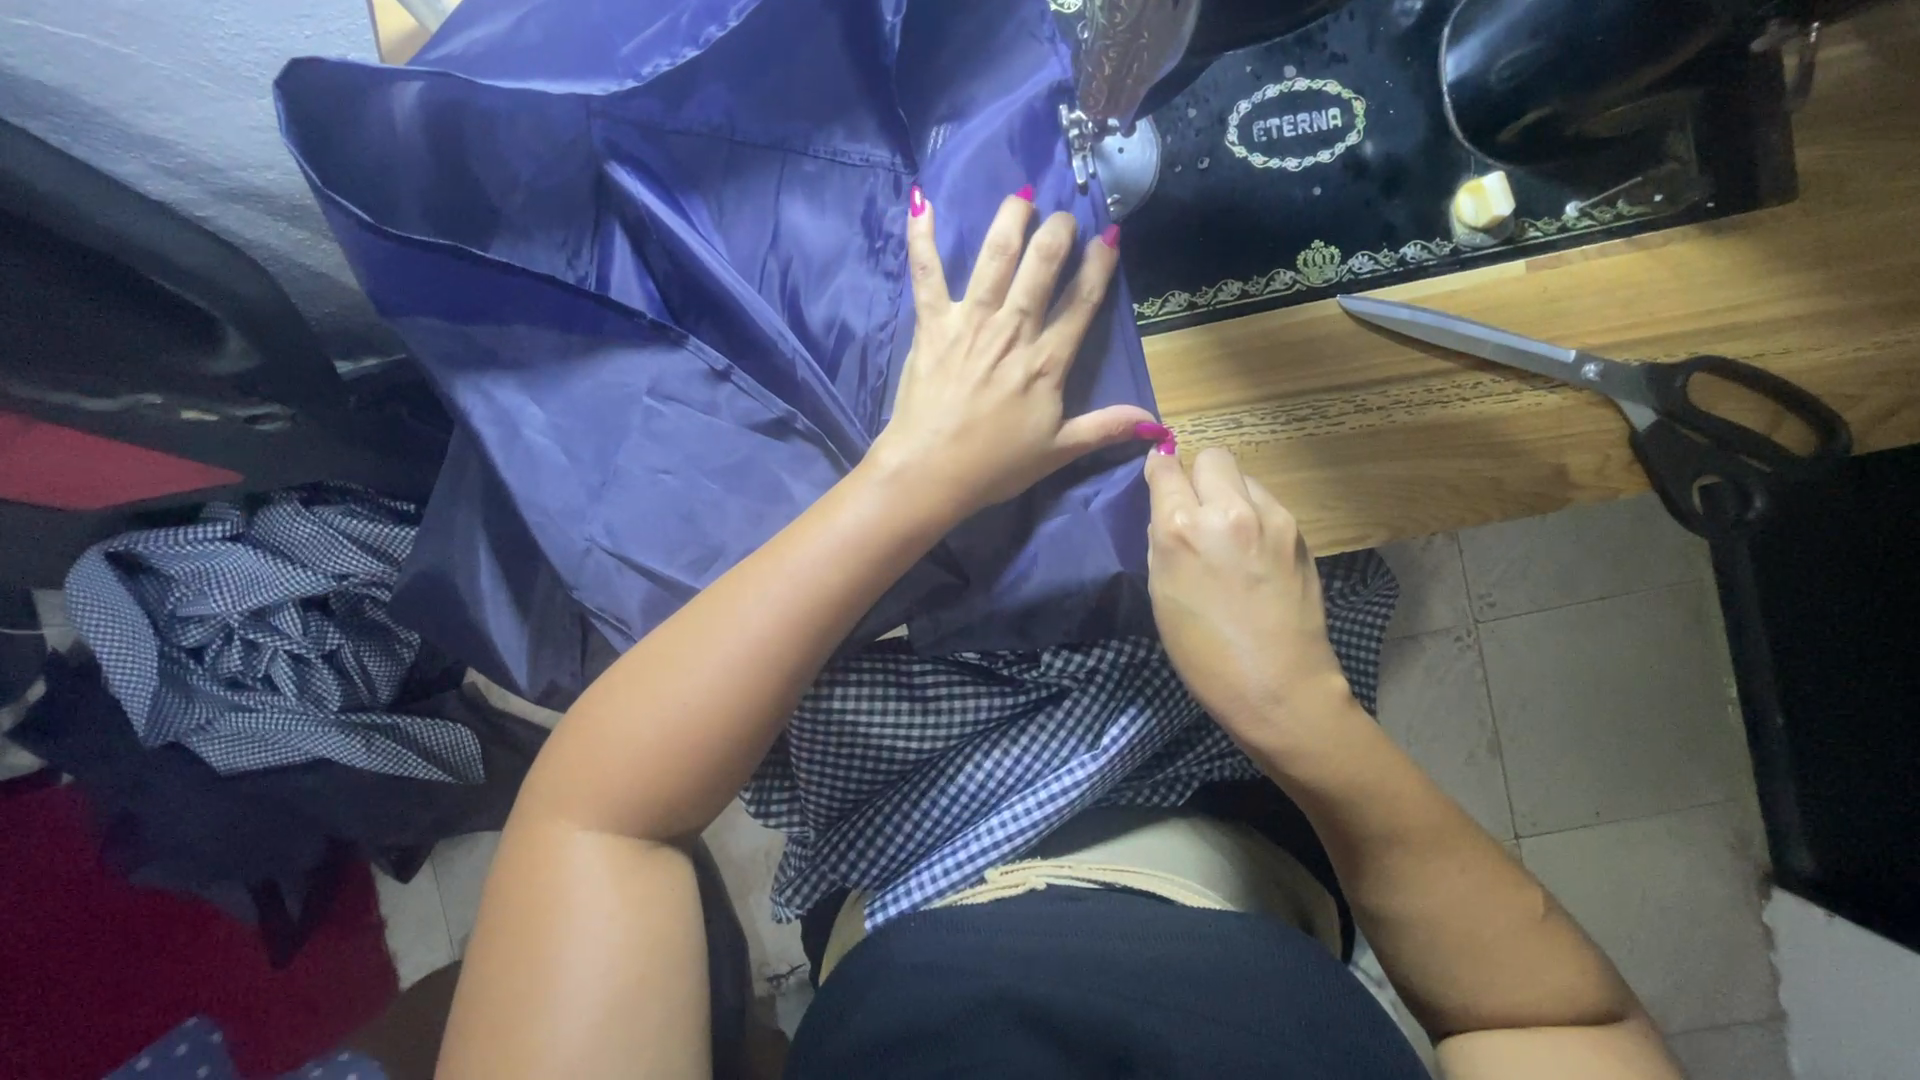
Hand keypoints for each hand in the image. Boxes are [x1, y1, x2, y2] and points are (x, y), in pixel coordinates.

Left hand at [863, 186, 1153, 516]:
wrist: (930, 473)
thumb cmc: (994, 466)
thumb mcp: (1058, 451)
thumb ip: (1105, 429)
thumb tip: (1156, 424)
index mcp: (1047, 361)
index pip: (1082, 302)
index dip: (1099, 265)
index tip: (1111, 236)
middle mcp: (1012, 330)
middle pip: (1042, 266)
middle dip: (1058, 233)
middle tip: (1064, 216)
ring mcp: (970, 323)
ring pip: (995, 257)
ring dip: (1010, 221)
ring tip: (1021, 198)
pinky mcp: (931, 325)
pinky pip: (926, 273)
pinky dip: (922, 237)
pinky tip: (922, 202)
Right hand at [1144, 448, 1354, 741]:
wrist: (1278, 685)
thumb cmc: (1203, 653)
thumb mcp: (1161, 594)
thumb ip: (1163, 541)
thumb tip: (1167, 510)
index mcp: (1180, 530)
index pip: (1165, 468)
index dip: (1159, 472)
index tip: (1159, 481)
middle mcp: (1226, 511)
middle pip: (1211, 456)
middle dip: (1198, 475)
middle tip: (1196, 508)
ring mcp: (1269, 518)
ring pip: (1243, 476)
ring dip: (1229, 493)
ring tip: (1229, 533)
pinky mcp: (1297, 531)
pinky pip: (1267, 502)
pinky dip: (1254, 514)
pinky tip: (1254, 551)